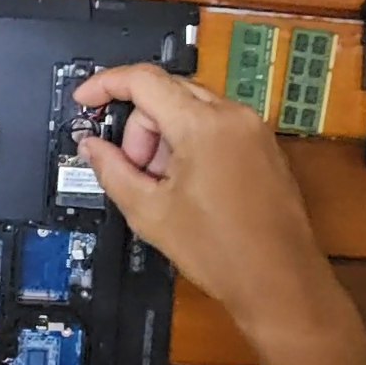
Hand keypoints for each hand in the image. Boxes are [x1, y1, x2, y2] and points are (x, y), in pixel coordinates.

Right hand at [74, 63, 349, 349]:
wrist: (280, 284)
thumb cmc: (221, 253)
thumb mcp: (148, 211)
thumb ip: (111, 169)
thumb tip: (91, 146)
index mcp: (203, 126)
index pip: (143, 80)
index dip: (105, 85)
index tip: (84, 100)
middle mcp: (233, 116)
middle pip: (164, 94)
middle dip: (138, 127)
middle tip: (132, 170)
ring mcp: (252, 129)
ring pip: (187, 108)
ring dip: (162, 137)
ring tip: (162, 185)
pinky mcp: (262, 145)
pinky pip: (212, 124)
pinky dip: (187, 142)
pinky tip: (184, 185)